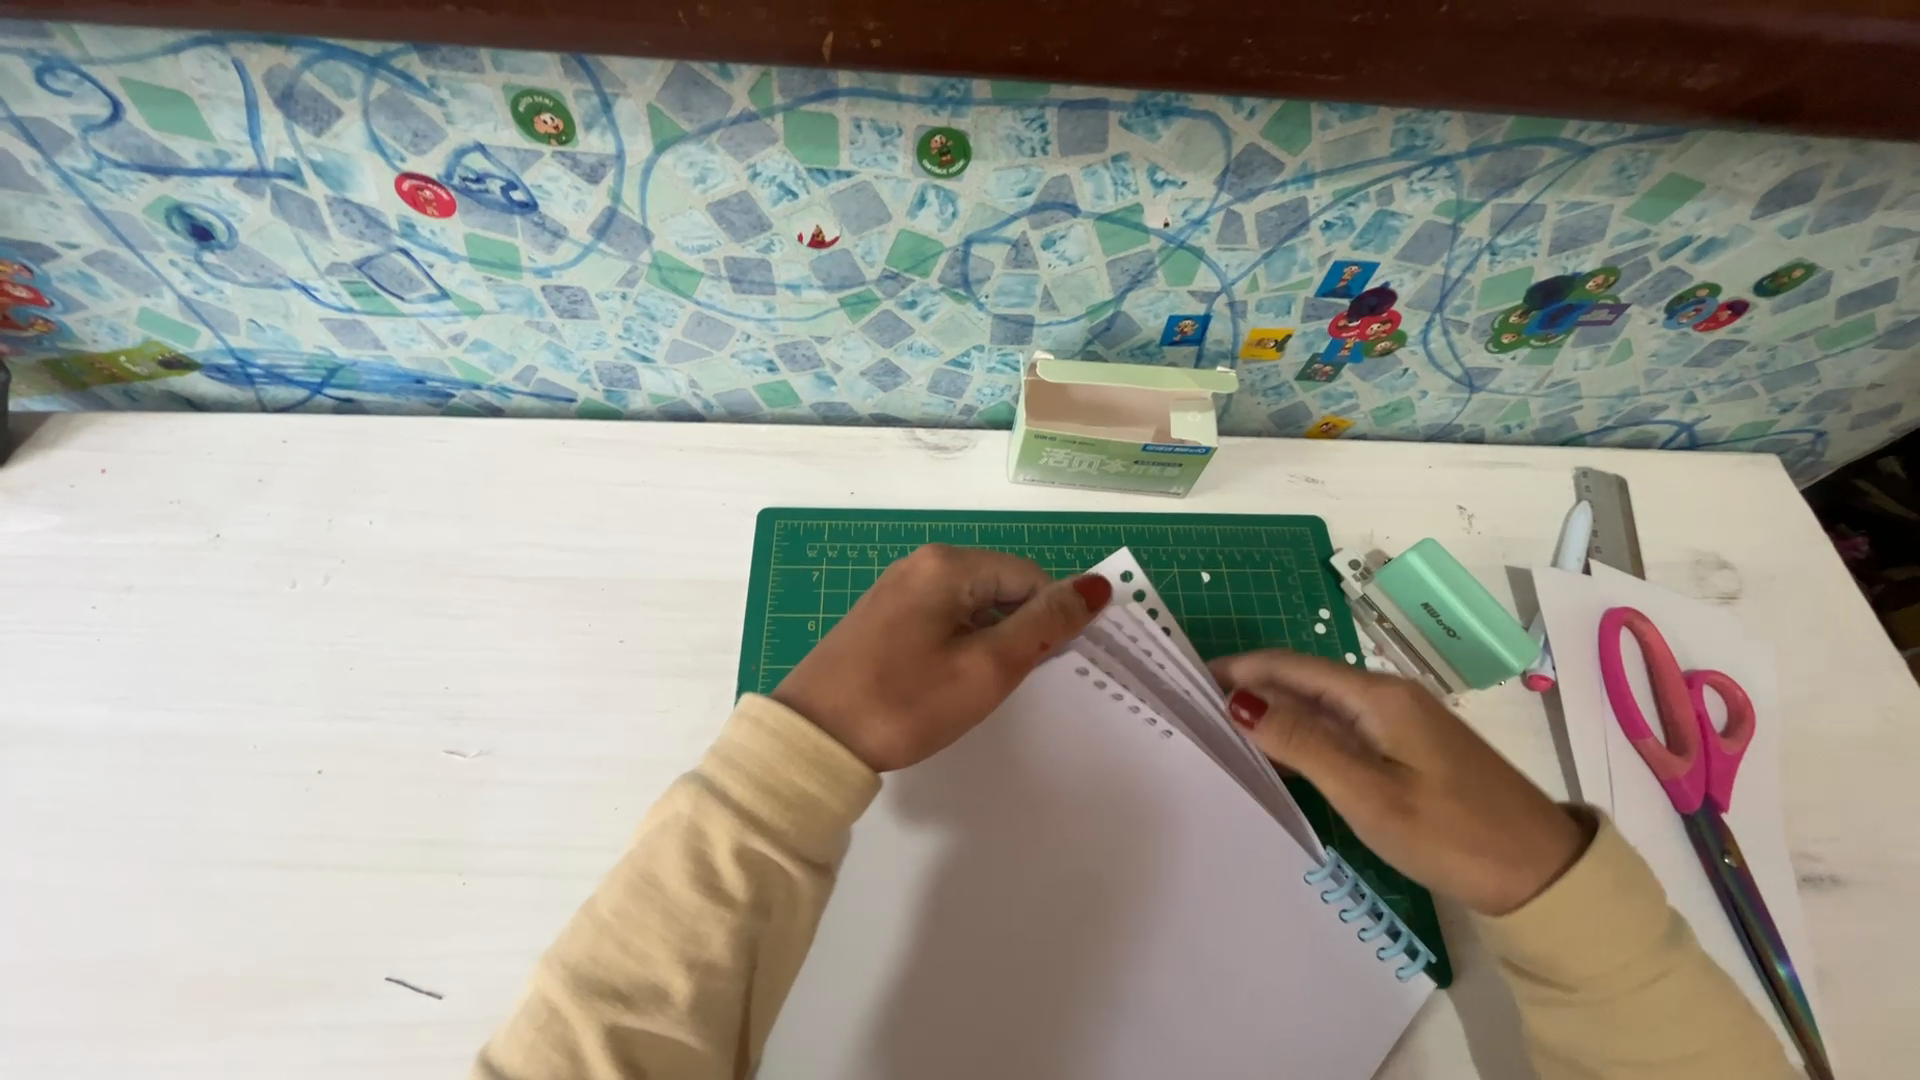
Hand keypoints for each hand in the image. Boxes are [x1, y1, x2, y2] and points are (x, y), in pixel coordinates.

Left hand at [774, 545, 1112, 771]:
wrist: (814, 737)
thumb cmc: (907, 702)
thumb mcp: (988, 666)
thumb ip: (1045, 623)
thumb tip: (1097, 584)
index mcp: (949, 564)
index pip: (1030, 577)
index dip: (1048, 621)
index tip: (1039, 668)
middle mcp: (923, 562)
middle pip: (1000, 586)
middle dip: (1016, 630)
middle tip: (1003, 682)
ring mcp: (897, 587)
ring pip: (972, 604)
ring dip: (988, 640)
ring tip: (972, 686)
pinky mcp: (882, 614)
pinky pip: (941, 617)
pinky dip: (958, 643)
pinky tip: (944, 680)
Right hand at [1211, 651, 1592, 915]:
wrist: (1544, 877)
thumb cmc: (1451, 834)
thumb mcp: (1367, 791)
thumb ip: (1300, 742)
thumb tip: (1238, 699)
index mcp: (1375, 695)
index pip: (1288, 665)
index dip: (1237, 668)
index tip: (1188, 681)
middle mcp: (1383, 694)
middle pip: (1300, 679)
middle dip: (1248, 686)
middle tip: (1196, 709)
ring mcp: (1397, 720)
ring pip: (1316, 704)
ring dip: (1270, 711)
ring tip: (1222, 731)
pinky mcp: (1405, 747)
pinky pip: (1336, 727)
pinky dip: (1299, 734)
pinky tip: (1276, 755)